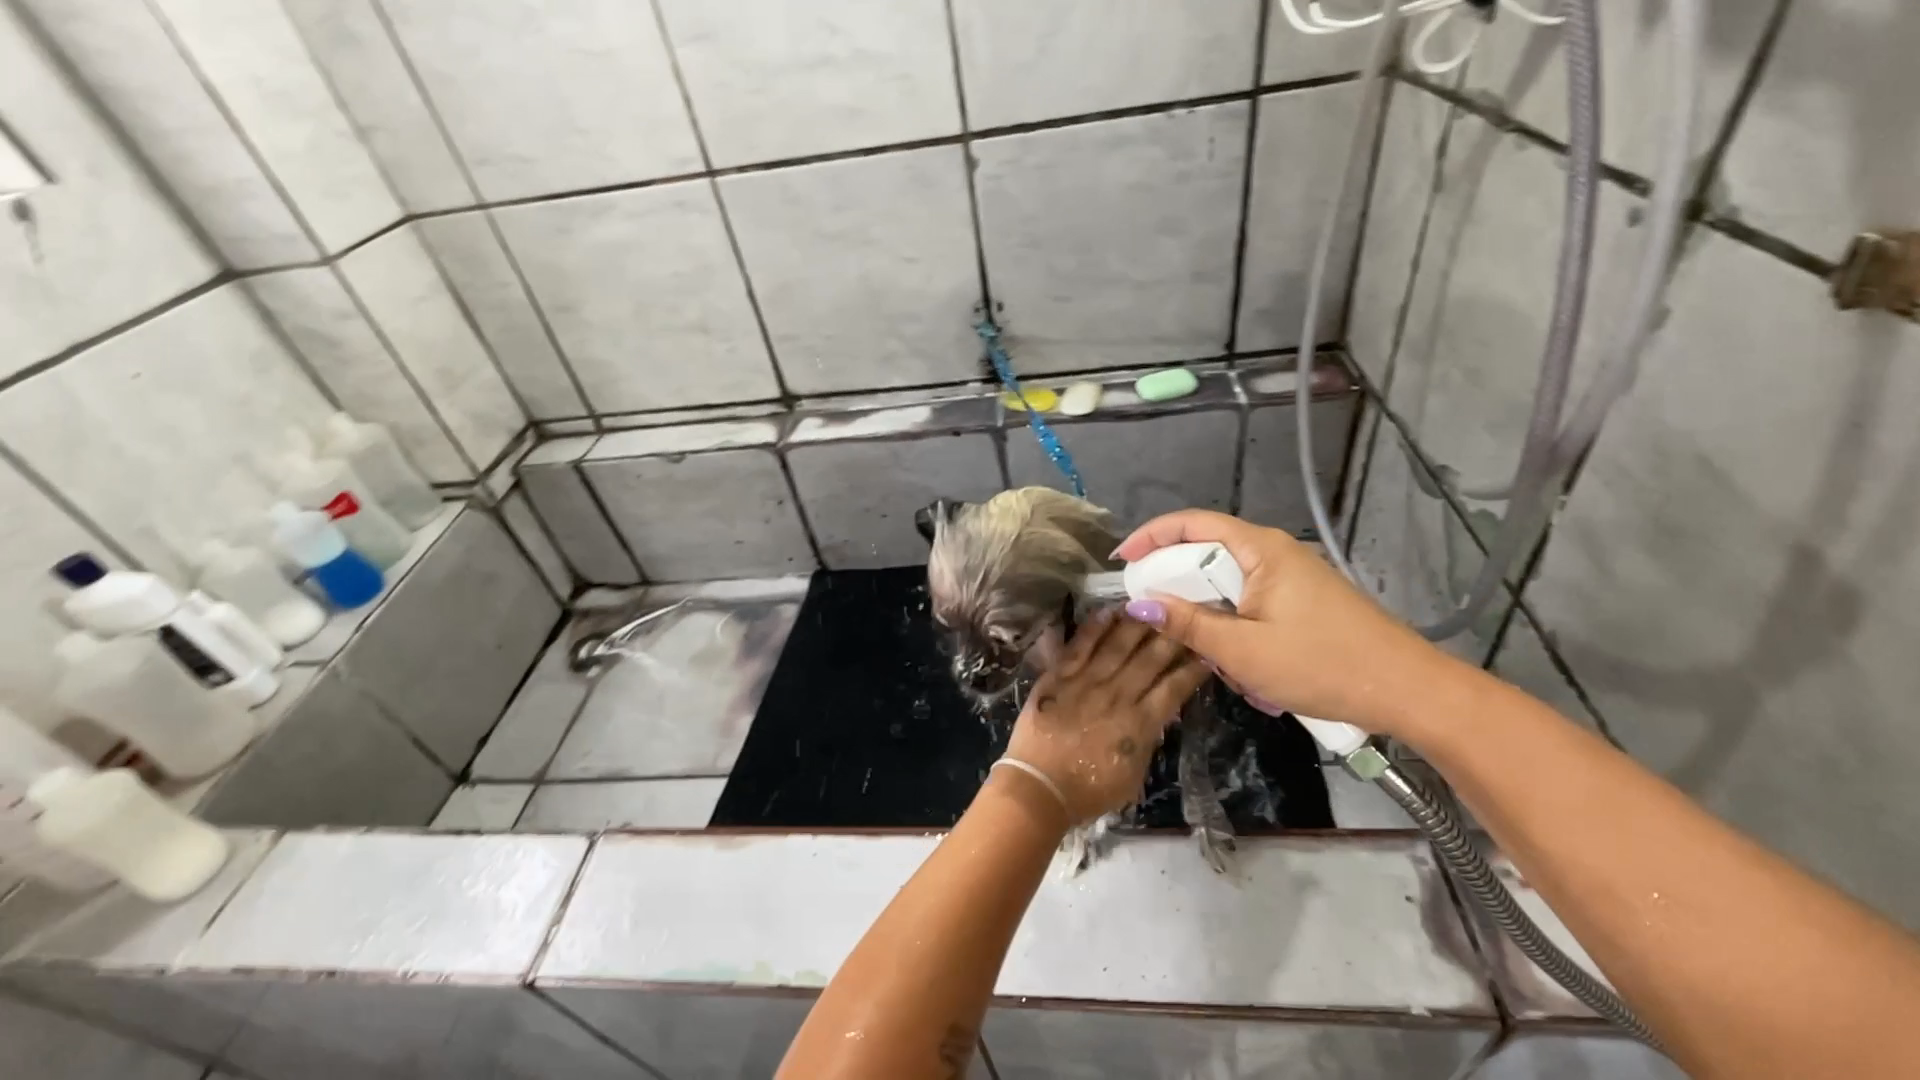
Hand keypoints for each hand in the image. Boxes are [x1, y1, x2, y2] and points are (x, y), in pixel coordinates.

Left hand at [1004, 612, 1209, 823]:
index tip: (1207, 648)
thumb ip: (1148, 740)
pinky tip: (1109, 610)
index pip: (1174, 688)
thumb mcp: (1133, 775)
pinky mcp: (1058, 677)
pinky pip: (1080, 646)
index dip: (1192, 667)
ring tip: (1153, 604)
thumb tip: (1158, 716)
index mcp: (1140, 724)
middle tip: (1186, 613)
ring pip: (1118, 646)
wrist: (1039, 789)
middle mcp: (1118, 696)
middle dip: (1171, 635)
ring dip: (1137, 623)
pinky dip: (1095, 627)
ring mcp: (1086, 683)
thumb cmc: (1088, 791)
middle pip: (1150, 659)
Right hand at [1111, 510, 1444, 737]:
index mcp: (1261, 550)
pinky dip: (1232, 624)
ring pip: (1228, 583)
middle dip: (1177, 584)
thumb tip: (1139, 602)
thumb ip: (1188, 623)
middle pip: (1208, 552)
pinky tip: (1240, 662)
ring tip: (1205, 653)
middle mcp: (1275, 552)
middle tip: (1153, 616)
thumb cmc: (1321, 664)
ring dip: (1208, 613)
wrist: (1405, 689)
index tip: (1121, 562)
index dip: (1151, 536)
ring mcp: (1292, 576)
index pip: (1193, 524)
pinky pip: (1250, 601)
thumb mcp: (1243, 650)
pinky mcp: (1303, 600)